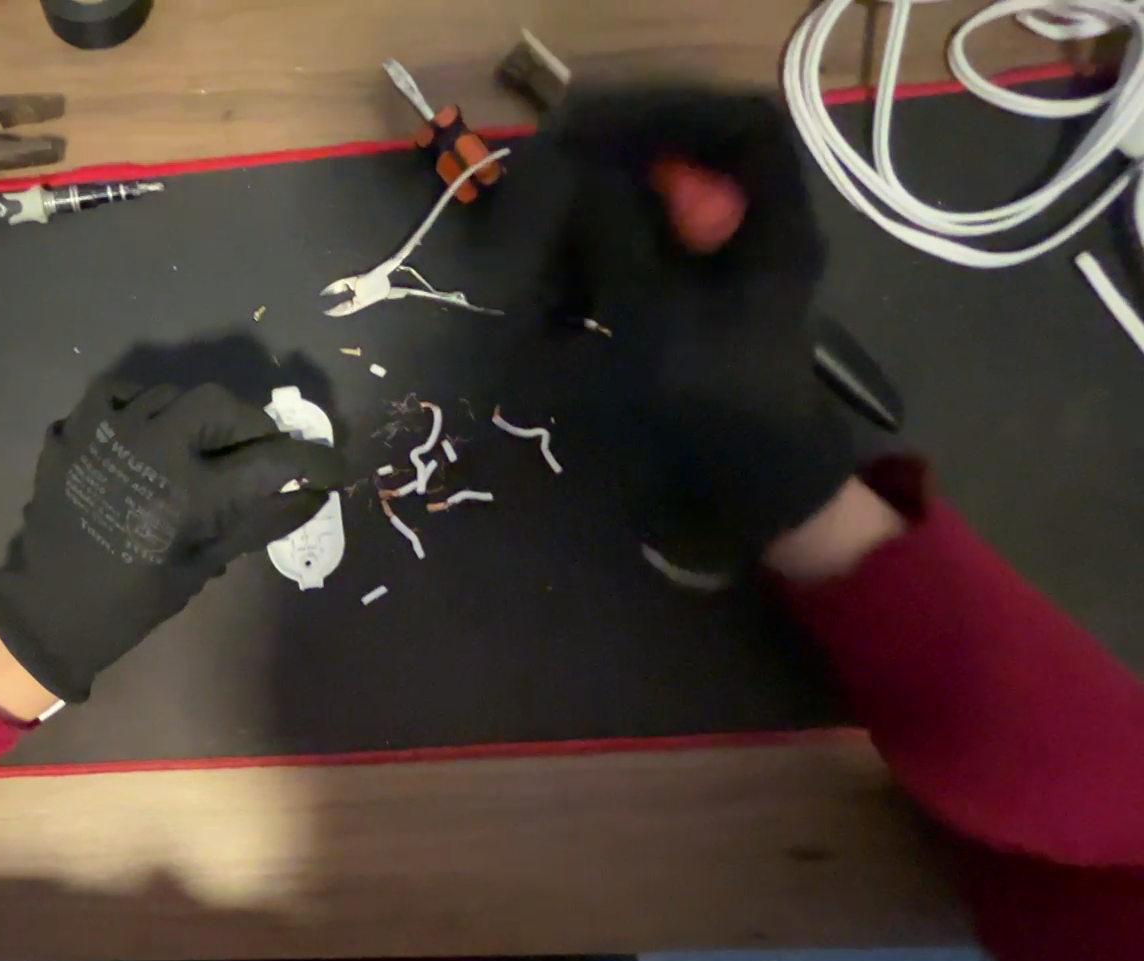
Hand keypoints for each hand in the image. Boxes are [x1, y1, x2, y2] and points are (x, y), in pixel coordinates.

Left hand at [0, 378, 348, 702]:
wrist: (49, 609)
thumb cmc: (131, 602)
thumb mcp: (201, 568)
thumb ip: (257, 525)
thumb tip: (312, 497)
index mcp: (188, 495)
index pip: (270, 462)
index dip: (312, 462)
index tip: (332, 466)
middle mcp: (150, 449)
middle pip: (220, 403)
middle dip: (251, 423)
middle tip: (258, 450)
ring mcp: (106, 432)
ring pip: (170, 391)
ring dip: (198, 413)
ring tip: (202, 443)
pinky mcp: (73, 430)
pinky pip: (116, 391)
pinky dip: (141, 402)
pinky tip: (149, 428)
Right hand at [551, 85, 854, 576]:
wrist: (736, 501)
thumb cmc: (709, 412)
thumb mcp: (659, 320)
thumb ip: (616, 239)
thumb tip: (572, 170)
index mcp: (769, 227)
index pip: (734, 127)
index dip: (664, 112)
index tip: (582, 128)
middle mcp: (739, 242)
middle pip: (676, 175)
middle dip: (601, 184)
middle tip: (539, 200)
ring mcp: (700, 285)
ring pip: (636, 230)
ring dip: (579, 245)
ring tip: (539, 281)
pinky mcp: (665, 322)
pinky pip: (618, 280)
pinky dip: (579, 291)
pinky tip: (553, 321)